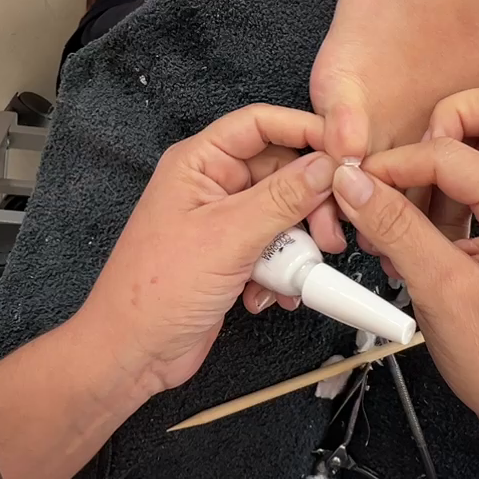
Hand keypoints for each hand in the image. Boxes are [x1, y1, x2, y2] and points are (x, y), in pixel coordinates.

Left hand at [75, 104, 341, 397]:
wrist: (133, 354)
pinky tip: (272, 295)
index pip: (260, 124)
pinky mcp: (233, 254)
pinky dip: (282, 270)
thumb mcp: (228, 237)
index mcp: (200, 161)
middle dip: (310, 202)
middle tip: (331, 233)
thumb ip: (283, 198)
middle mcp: (212, 183)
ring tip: (296, 274)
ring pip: (283, 213)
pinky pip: (275, 247)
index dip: (304, 131)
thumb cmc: (156, 289)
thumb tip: (326, 166)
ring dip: (296, 245)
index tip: (345, 152)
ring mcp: (223, 220)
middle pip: (281, 170)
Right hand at [330, 85, 478, 457]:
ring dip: (477, 136)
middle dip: (452, 121)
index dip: (394, 164)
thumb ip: (395, 227)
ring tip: (439, 177)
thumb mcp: (439, 291)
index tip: (356, 184)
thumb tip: (351, 181)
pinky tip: (461, 197)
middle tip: (415, 161)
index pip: (450, 154)